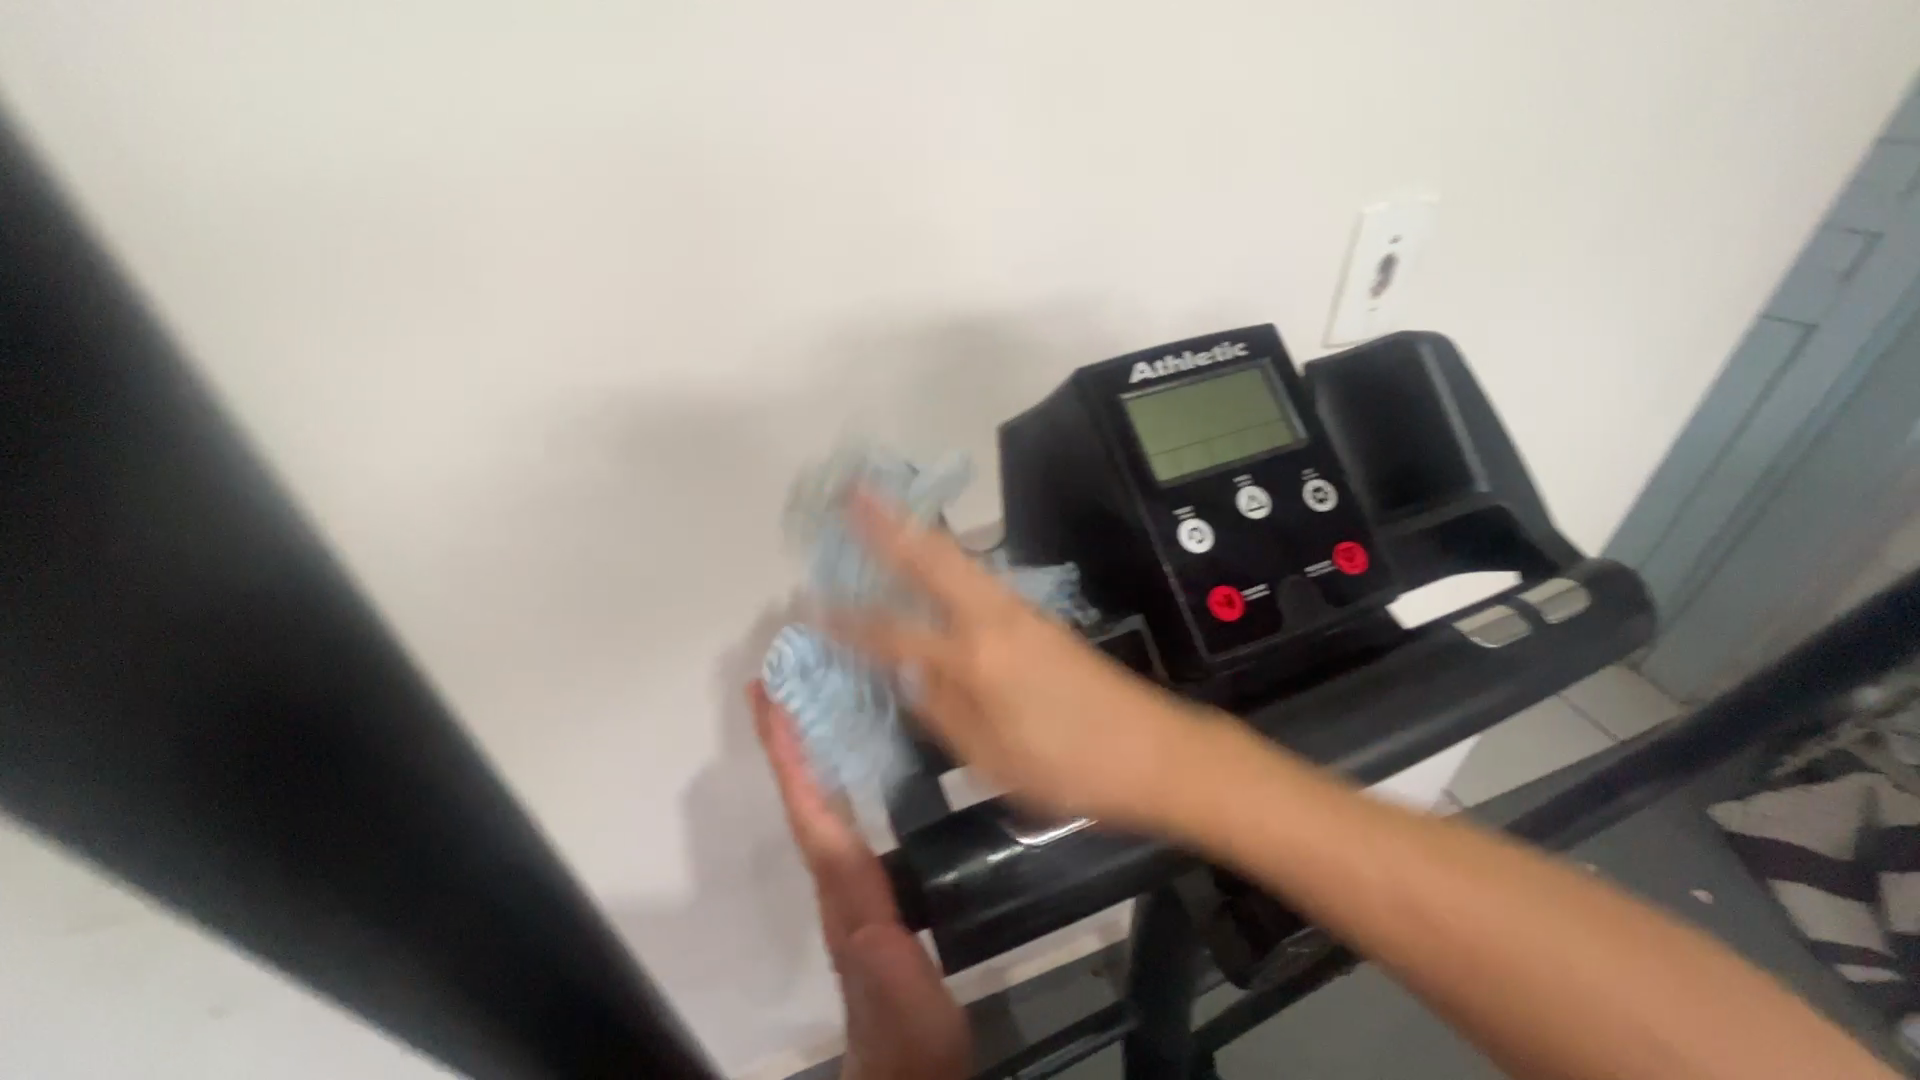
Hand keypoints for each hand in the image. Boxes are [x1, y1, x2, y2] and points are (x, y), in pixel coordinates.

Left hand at [750, 682, 969, 1079]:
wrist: (907, 1070)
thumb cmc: (909, 1037)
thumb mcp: (909, 1006)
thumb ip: (889, 967)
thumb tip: (873, 920)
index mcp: (848, 893)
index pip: (813, 814)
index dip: (793, 758)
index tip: (772, 703)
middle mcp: (837, 880)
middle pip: (803, 799)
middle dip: (786, 742)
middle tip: (775, 685)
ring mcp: (848, 885)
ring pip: (818, 805)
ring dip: (804, 755)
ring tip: (806, 706)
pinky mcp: (866, 891)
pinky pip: (840, 819)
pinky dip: (832, 783)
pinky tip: (847, 763)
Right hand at [826, 494, 1221, 827]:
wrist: (1155, 751)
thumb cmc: (1069, 767)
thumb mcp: (991, 757)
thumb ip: (941, 709)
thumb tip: (903, 673)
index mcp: (973, 658)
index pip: (892, 634)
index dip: (847, 621)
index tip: (807, 604)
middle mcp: (993, 620)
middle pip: (932, 560)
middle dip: (887, 523)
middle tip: (851, 490)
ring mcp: (1021, 612)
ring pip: (958, 562)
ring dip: (917, 535)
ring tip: (883, 513)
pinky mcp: (1039, 619)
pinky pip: (978, 579)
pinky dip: (946, 562)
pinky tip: (935, 566)